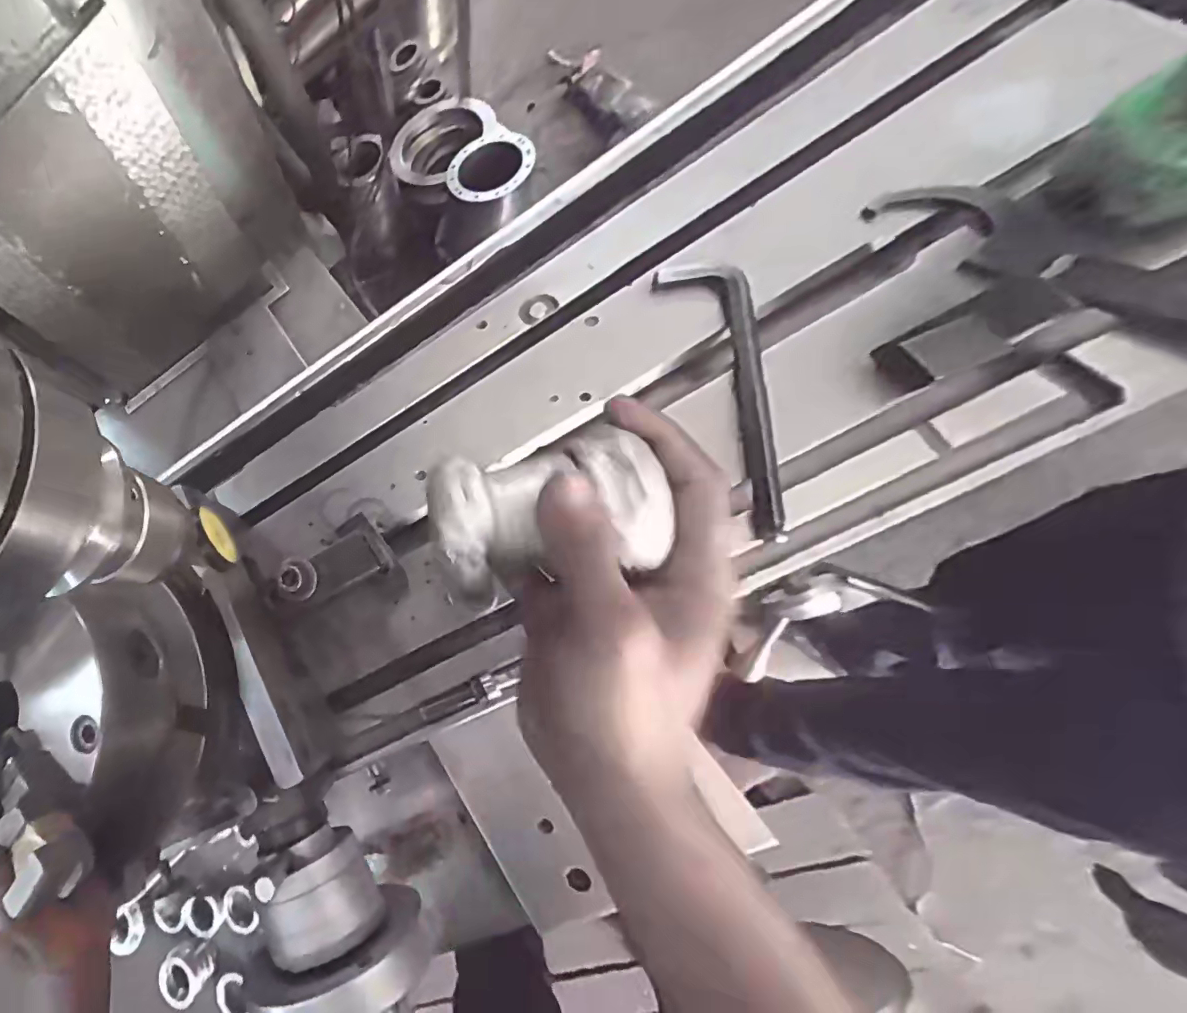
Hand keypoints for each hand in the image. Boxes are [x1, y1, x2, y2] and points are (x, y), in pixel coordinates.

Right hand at [516, 398, 736, 794]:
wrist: (597, 772)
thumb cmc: (625, 706)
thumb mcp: (611, 624)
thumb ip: (587, 552)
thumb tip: (563, 482)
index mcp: (691, 572)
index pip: (693, 486)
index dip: (662, 440)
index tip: (615, 413)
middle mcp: (653, 574)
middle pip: (632, 502)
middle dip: (595, 470)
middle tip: (549, 453)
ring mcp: (606, 593)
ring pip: (581, 531)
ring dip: (549, 508)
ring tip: (514, 487)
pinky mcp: (567, 613)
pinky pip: (544, 565)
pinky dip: (519, 548)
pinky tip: (493, 539)